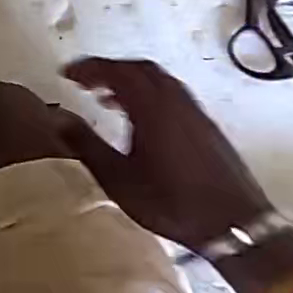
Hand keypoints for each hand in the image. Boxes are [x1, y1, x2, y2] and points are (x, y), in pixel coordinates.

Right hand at [57, 58, 273, 249]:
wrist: (234, 225)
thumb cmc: (170, 203)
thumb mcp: (117, 178)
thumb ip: (86, 145)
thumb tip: (58, 119)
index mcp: (151, 107)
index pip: (116, 72)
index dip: (88, 68)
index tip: (67, 73)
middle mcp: (175, 101)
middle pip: (138, 68)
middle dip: (108, 69)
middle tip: (84, 80)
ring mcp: (194, 111)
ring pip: (158, 79)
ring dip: (129, 79)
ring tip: (105, 96)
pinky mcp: (205, 125)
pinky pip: (171, 93)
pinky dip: (148, 92)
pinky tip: (138, 117)